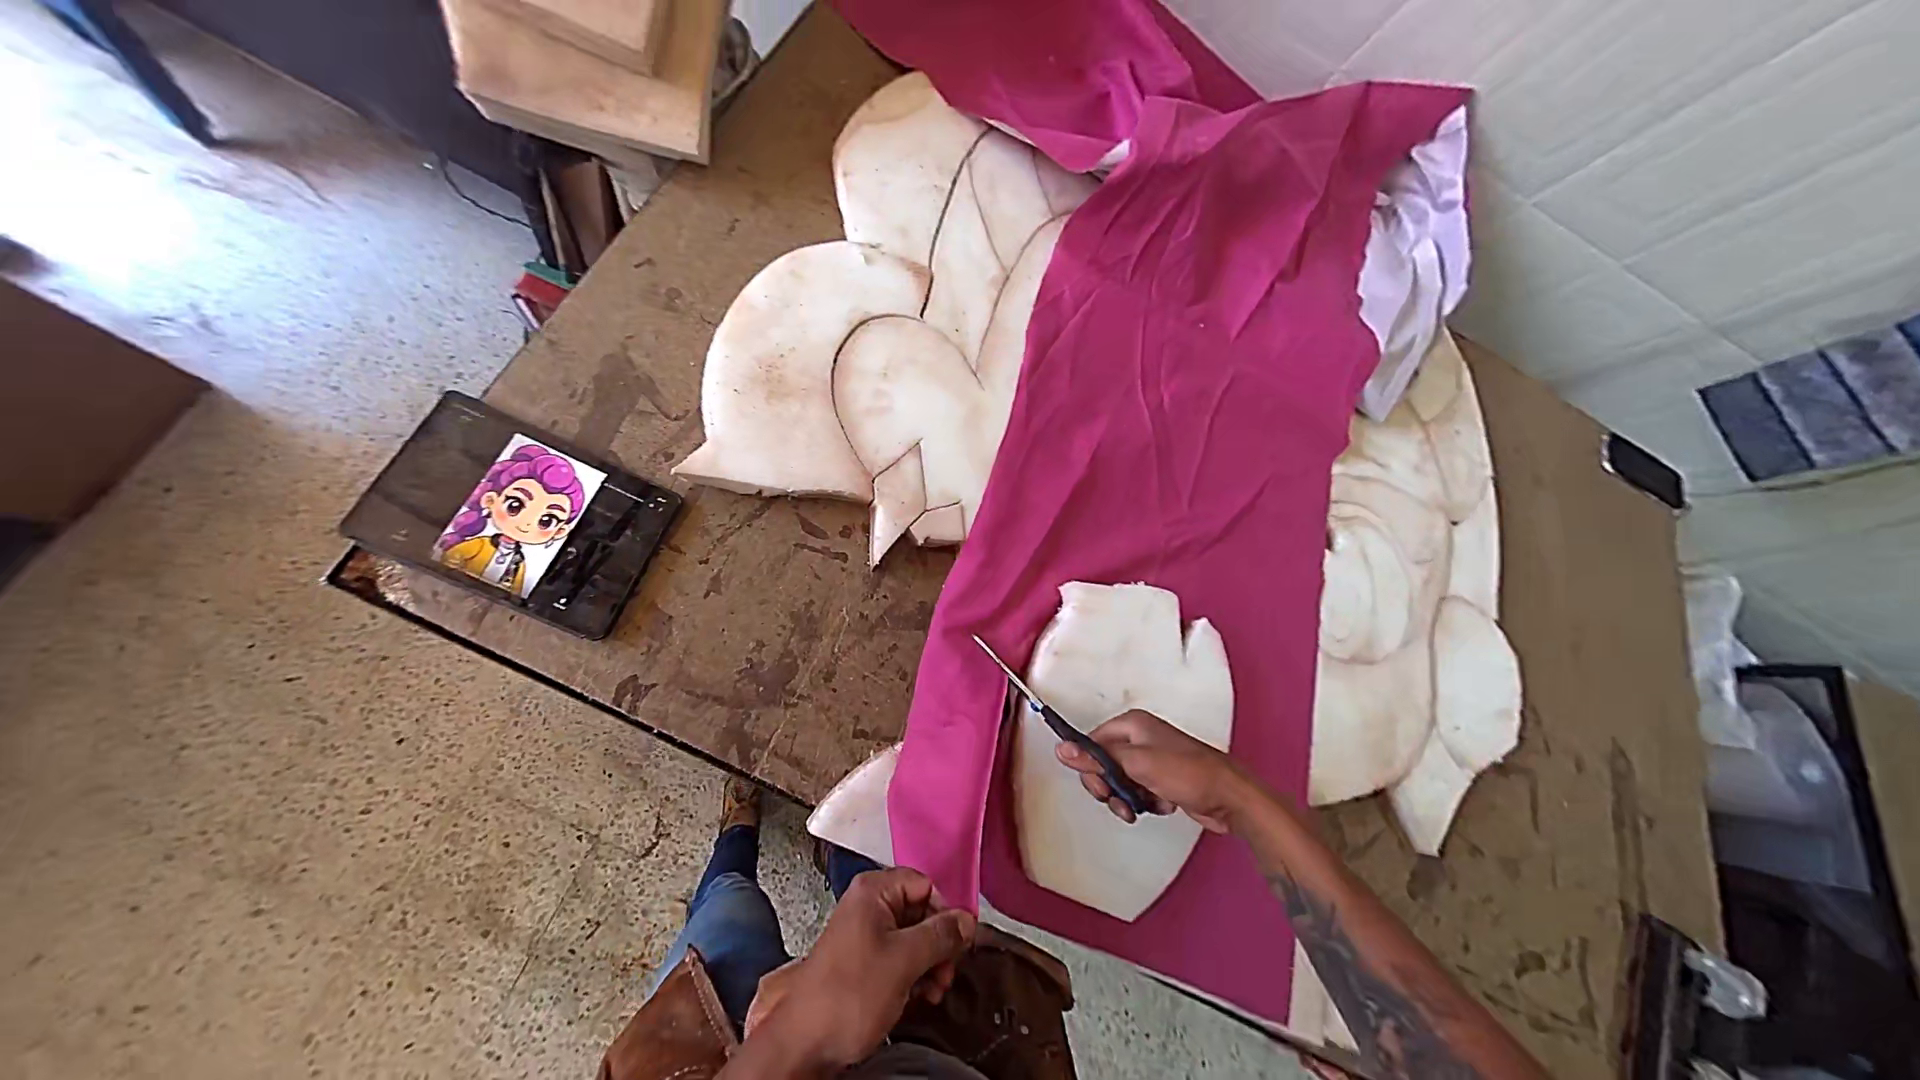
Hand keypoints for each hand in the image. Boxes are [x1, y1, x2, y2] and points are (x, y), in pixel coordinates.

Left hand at [739, 867, 975, 1074]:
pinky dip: (915, 974)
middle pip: (921, 910)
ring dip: (930, 963)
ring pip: (914, 936)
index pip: (925, 885)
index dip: (944, 912)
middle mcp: (869, 904)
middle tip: (946, 972)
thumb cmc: (850, 994)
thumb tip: (969, 920)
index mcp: (874, 891)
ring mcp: (866, 932)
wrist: (805, 1044)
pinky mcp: (865, 960)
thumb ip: (940, 936)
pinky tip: (921, 995)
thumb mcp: (904, 960)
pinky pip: (901, 956)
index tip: (956, 943)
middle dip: (939, 943)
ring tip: (934, 990)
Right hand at [1054, 710, 1251, 831]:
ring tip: (1141, 807)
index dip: (1090, 766)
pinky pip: (1138, 791)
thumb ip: (1097, 758)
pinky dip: (1144, 802)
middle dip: (1109, 787)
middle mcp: (1140, 737)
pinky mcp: (1161, 779)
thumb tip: (1063, 748)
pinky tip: (1159, 806)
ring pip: (1120, 781)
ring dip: (1127, 798)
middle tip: (1119, 800)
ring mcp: (1151, 759)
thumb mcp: (1137, 765)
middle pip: (1104, 764)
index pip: (1092, 742)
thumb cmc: (1189, 774)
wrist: (1229, 798)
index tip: (1099, 785)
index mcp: (1132, 724)